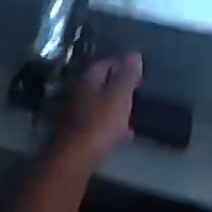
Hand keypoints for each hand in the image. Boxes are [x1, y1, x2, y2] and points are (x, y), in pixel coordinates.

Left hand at [51, 53, 142, 169]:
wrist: (75, 157)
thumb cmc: (100, 123)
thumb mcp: (119, 96)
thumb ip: (127, 76)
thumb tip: (134, 54)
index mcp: (88, 82)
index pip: (103, 64)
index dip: (120, 64)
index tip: (136, 70)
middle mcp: (78, 95)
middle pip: (99, 85)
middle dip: (117, 86)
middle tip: (135, 91)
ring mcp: (75, 116)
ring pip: (98, 106)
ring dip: (114, 107)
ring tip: (132, 113)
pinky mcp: (77, 135)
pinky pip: (97, 125)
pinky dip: (111, 126)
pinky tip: (122, 135)